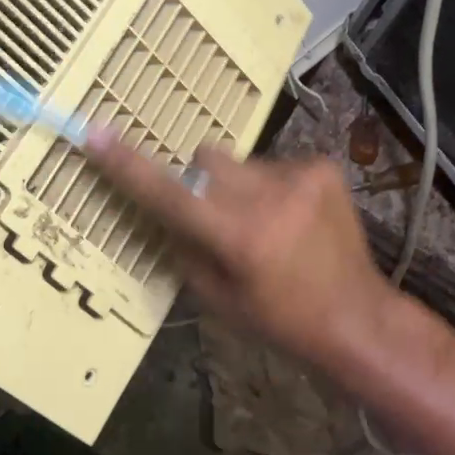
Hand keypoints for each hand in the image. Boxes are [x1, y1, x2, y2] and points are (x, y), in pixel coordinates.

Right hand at [82, 130, 395, 370]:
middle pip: (205, 161)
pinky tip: (295, 219)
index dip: (128, 165)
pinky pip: (274, 163)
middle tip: (218, 217)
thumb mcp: (219, 300)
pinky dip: (273, 187)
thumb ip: (183, 249)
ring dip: (239, 186)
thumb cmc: (283, 321)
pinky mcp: (322, 166)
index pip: (169, 194)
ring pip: (239, 162)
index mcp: (239, 237)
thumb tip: (164, 209)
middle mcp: (267, 197)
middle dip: (202, 183)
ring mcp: (299, 176)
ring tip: (267, 224)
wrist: (359, 317)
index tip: (95, 133)